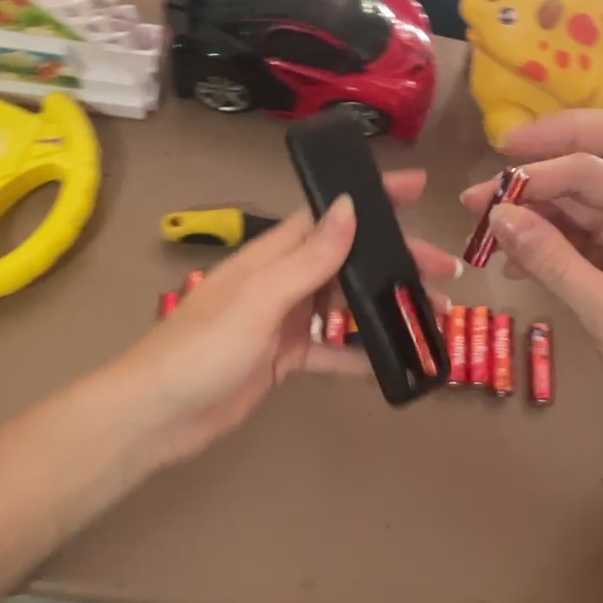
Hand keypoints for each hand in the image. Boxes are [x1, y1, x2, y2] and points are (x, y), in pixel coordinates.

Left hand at [111, 170, 460, 464]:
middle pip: (347, 262)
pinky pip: (330, 352)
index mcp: (271, 257)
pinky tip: (392, 362)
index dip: (371, 199)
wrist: (157, 415)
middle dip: (395, 261)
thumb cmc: (201, 349)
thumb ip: (306, 260)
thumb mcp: (258, 300)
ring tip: (434, 317)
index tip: (416, 187)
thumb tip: (349, 208)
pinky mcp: (282, 360)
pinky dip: (360, 355)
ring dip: (385, 307)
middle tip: (445, 272)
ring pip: (345, 306)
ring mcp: (282, 322)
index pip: (328, 216)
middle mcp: (281, 282)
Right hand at [459, 109, 602, 419]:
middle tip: (472, 204)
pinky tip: (507, 264)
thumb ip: (555, 264)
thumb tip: (498, 216)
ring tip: (479, 234)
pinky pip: (567, 237)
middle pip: (586, 173)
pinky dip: (536, 246)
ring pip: (570, 204)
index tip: (510, 147)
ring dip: (525, 215)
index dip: (568, 131)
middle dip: (530, 183)